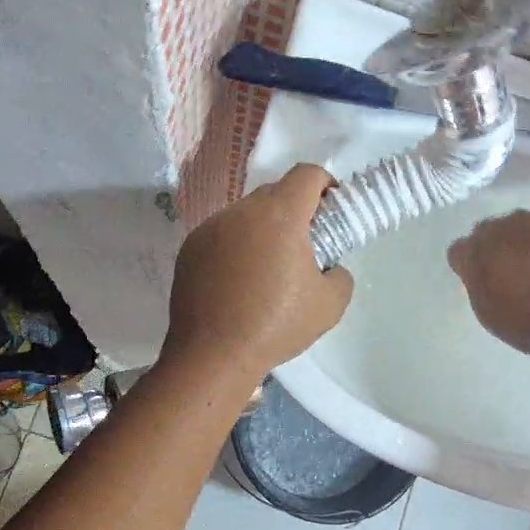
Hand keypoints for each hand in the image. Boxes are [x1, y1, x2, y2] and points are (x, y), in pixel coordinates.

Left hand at [164, 164, 354, 381]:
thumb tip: (328, 268)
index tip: (330, 211)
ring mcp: (209, 229)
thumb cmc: (276, 326)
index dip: (325, 186)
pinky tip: (236, 284)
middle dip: (293, 211)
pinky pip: (220, 237)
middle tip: (302, 247)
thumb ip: (340, 275)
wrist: (213, 354)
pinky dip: (234, 249)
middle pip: (274, 193)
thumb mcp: (330, 305)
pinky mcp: (189, 250)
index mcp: (279, 215)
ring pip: (244, 216)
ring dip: (261, 231)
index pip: (307, 175)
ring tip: (266, 271)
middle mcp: (241, 211)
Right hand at [447, 209, 529, 363]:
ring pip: (518, 224)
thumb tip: (482, 271)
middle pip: (487, 230)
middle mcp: (496, 229)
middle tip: (510, 272)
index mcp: (472, 254)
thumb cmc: (523, 323)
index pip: (459, 249)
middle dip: (494, 246)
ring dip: (522, 238)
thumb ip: (477, 284)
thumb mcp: (486, 311)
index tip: (481, 281)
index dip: (469, 265)